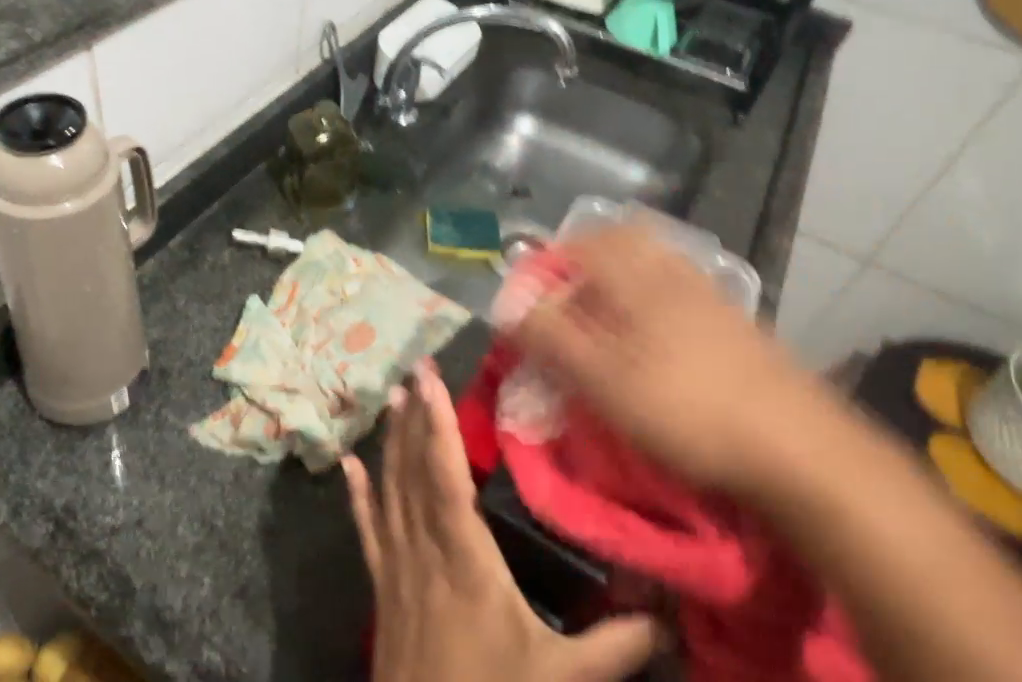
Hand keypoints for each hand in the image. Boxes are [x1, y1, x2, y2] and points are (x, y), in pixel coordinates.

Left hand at [342, 361, 657, 681]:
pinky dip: (358, 494)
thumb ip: (617, 643)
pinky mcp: (381, 588)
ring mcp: (396, 568)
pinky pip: (367, 529)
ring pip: (390, 490)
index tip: (430, 381)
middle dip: (415, 418)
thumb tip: (672, 613)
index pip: (446, 478)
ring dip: (390, 442)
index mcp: (464, 560)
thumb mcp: (561, 675)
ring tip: (390, 397)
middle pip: (414, 472)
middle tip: (414, 369)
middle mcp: (423, 551)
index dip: (438, 426)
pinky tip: (349, 464)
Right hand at [508, 224, 840, 497]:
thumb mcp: (599, 378)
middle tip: (565, 303)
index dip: (548, 263)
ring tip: (603, 322)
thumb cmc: (684, 408)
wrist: (797, 447)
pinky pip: (681, 291)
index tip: (530, 300)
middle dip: (586, 262)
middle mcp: (673, 271)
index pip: (581, 241)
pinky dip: (655, 302)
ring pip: (654, 264)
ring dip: (621, 280)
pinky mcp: (736, 324)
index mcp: (636, 275)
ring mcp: (711, 294)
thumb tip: (504, 304)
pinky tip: (654, 341)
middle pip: (622, 240)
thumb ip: (548, 336)